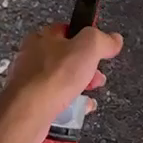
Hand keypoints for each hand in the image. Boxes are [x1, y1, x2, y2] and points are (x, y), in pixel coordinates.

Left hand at [0, 24, 122, 142]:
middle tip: (97, 75)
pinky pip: (53, 99)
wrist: (29, 112)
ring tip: (89, 93)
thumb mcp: (89, 47)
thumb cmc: (55, 76)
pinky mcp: (29, 103)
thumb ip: (103, 40)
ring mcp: (28, 81)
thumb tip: (114, 39)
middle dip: (85, 67)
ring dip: (78, 85)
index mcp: (42, 37)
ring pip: (59, 79)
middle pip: (65, 57)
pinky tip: (78, 109)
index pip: (67, 30)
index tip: (99, 48)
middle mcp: (32, 57)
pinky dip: (68, 103)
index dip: (86, 38)